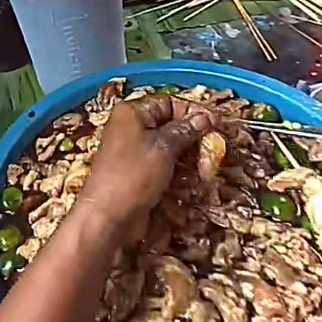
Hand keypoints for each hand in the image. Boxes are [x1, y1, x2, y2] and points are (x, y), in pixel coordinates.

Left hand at [77, 95, 212, 238]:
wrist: (107, 217)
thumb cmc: (132, 175)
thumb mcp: (163, 148)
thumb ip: (185, 130)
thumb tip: (204, 117)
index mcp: (133, 113)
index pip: (169, 103)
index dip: (192, 111)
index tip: (214, 122)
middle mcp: (133, 128)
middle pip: (171, 126)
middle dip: (193, 139)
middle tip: (213, 151)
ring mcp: (136, 152)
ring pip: (171, 148)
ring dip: (190, 159)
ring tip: (204, 172)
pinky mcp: (140, 174)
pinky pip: (165, 166)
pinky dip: (179, 173)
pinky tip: (192, 184)